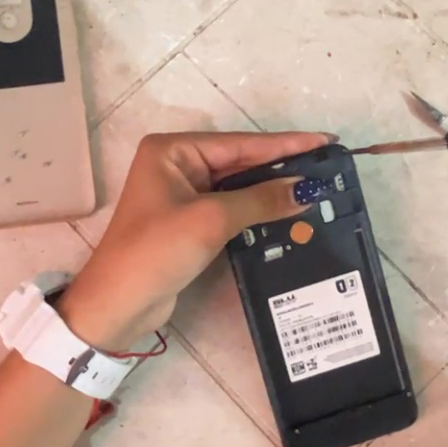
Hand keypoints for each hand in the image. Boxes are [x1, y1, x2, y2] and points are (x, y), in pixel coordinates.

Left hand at [59, 131, 332, 351]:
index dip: (285, 145)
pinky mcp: (188, 223)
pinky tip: (287, 213)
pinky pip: (230, 209)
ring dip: (271, 191)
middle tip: (330, 168)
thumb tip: (307, 188)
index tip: (326, 142)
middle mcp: (175, 166)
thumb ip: (260, 199)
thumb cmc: (156, 251)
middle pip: (239, 162)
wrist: (118, 304)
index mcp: (172, 151)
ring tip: (318, 189)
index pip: (239, 144)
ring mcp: (181, 195)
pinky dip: (256, 211)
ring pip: (237, 187)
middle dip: (281, 167)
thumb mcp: (211, 219)